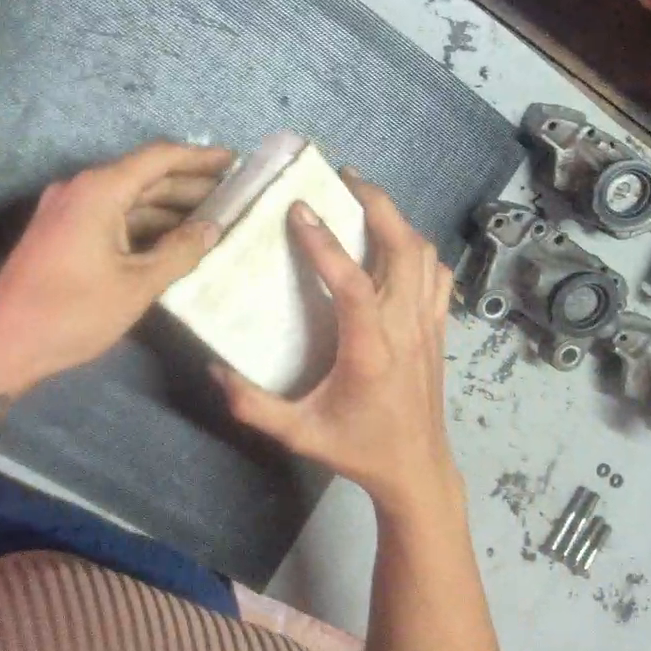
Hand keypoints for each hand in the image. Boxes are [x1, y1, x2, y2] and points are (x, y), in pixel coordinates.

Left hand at [0, 142, 235, 390]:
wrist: (3, 346)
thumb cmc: (73, 313)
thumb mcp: (136, 285)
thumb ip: (179, 252)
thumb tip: (212, 227)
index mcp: (97, 190)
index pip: (158, 158)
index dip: (200, 158)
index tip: (236, 162)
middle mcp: (78, 189)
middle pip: (142, 176)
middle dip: (187, 185)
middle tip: (232, 196)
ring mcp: (64, 210)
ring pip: (125, 199)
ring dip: (165, 208)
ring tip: (209, 220)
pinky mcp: (58, 232)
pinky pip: (107, 216)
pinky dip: (139, 225)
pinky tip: (169, 240)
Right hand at [213, 172, 459, 514]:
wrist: (418, 471)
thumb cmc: (357, 449)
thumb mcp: (298, 434)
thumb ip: (252, 406)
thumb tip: (213, 371)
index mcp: (371, 350)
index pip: (354, 285)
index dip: (326, 245)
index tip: (300, 210)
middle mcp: (406, 328)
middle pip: (404, 249)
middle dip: (377, 206)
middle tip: (343, 180)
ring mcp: (428, 326)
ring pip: (424, 255)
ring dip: (396, 221)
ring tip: (364, 201)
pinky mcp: (437, 329)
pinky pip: (436, 274)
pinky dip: (416, 248)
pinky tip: (394, 246)